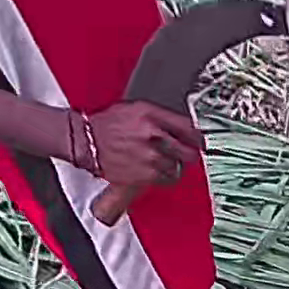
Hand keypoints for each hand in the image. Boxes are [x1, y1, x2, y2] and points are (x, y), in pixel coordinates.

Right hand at [85, 101, 204, 185]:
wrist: (88, 143)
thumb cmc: (108, 126)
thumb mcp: (134, 110)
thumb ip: (158, 118)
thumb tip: (181, 127)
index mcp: (150, 114)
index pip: (186, 127)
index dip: (197, 136)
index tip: (200, 141)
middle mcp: (153, 135)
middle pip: (188, 151)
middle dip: (189, 154)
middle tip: (187, 155)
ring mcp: (151, 157)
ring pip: (178, 167)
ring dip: (175, 166)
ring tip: (163, 162)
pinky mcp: (147, 175)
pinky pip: (167, 179)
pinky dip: (166, 177)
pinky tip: (157, 171)